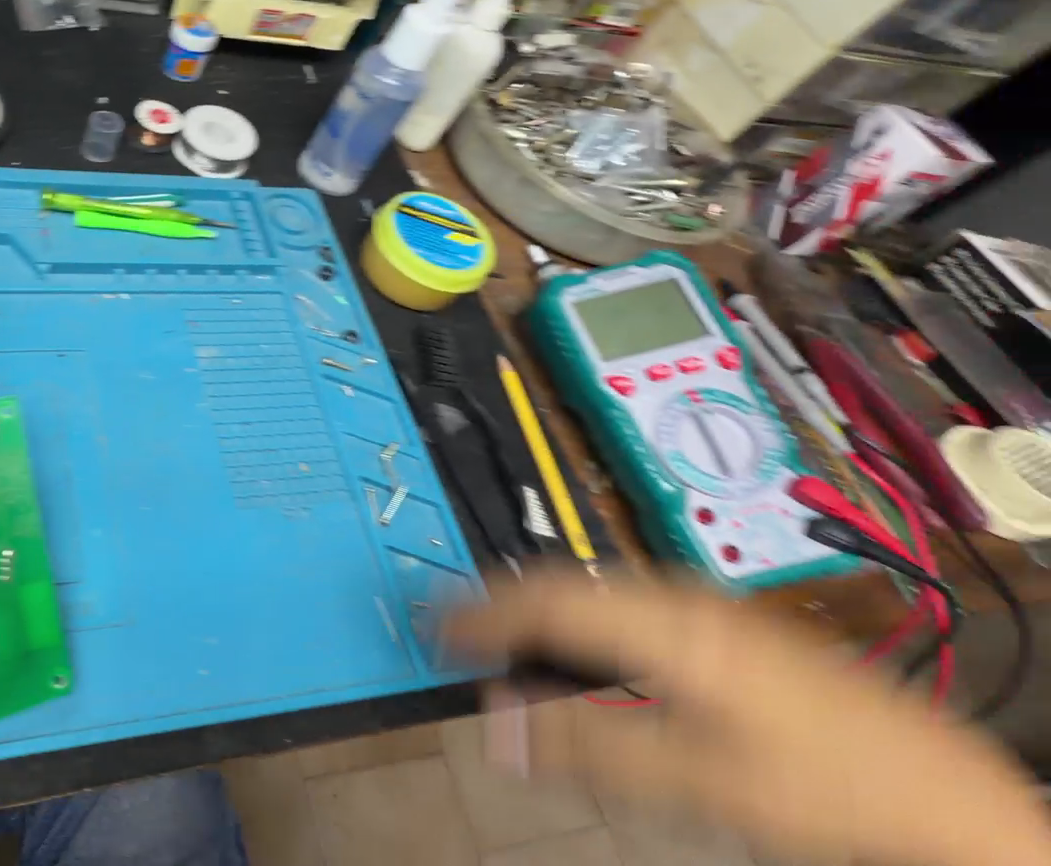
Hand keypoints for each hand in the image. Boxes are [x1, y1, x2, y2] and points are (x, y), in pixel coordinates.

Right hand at [448, 571, 1050, 865]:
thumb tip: (492, 723)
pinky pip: (617, 604)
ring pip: (587, 589)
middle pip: (560, 583)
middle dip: (496, 603)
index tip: (430, 630)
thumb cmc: (817, 788)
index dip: (478, 612)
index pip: (542, 598)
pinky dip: (573, 621)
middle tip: (448, 630)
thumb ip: (586, 746)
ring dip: (533, 609)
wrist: (948, 795)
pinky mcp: (717, 623)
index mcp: (660, 621)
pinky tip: (570, 650)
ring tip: (492, 635)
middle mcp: (672, 597)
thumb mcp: (696, 779)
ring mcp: (698, 605)